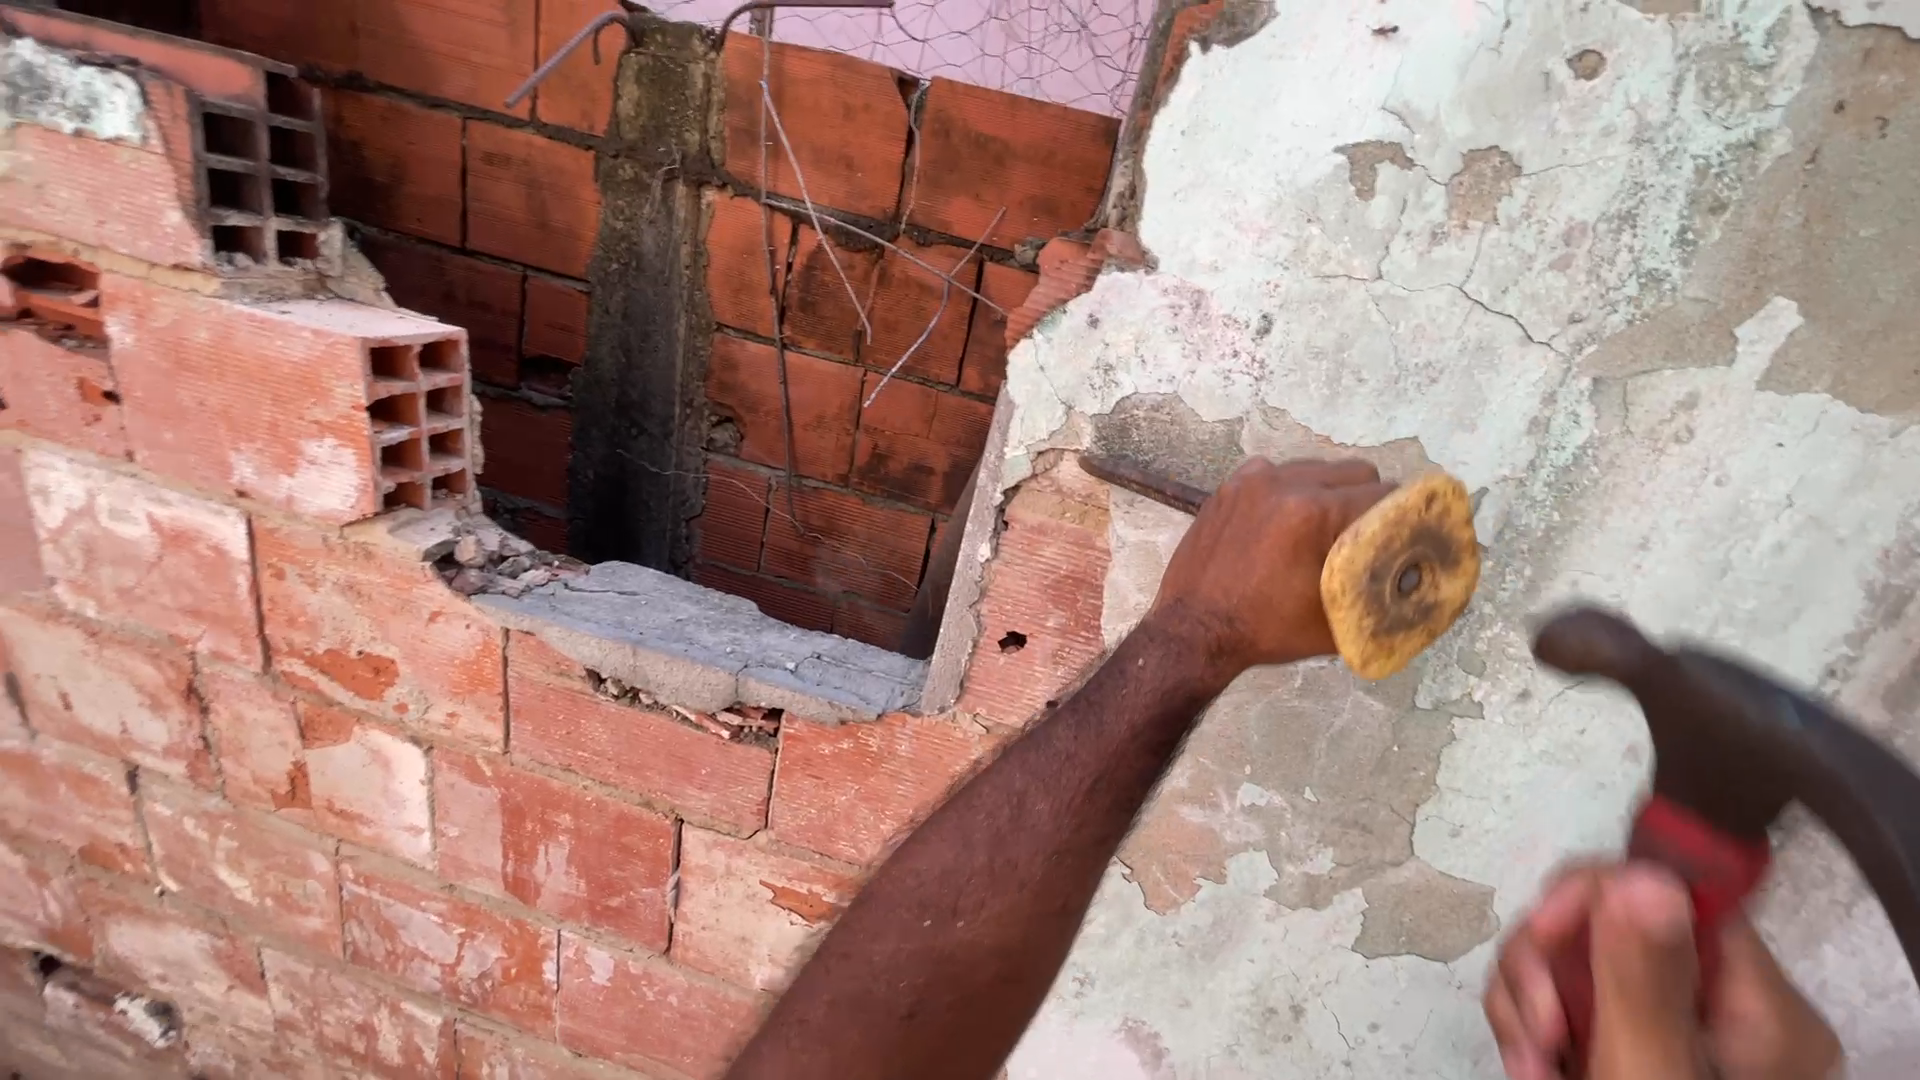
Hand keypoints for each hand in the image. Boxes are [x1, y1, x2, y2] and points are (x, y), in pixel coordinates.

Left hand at [1147, 457, 1391, 675]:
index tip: (1408, 533)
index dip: (1405, 515)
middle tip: (1368, 534)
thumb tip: (1422, 578)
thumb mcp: (1336, 618)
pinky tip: (1289, 520)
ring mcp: (1249, 481)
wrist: (1192, 628)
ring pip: (1315, 468)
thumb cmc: (1265, 630)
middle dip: (1369, 501)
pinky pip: (1278, 473)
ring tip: (1326, 529)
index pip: (1384, 495)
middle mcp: (1281, 483)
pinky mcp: (1228, 487)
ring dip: (1330, 492)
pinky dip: (1292, 490)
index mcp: (1310, 512)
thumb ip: (1382, 591)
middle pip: (1354, 472)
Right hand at [1486, 862, 1841, 1079]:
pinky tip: (1529, 1062)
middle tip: (1536, 1024)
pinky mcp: (1614, 1030)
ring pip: (1560, 950)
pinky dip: (1523, 1018)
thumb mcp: (1648, 1070)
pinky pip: (1548, 985)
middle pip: (1600, 917)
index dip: (1593, 895)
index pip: (1671, 891)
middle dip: (1540, 963)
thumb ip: (1642, 975)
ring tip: (1529, 1062)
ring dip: (1522, 999)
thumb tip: (1643, 871)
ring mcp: (1660, 1016)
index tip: (1542, 934)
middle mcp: (1713, 1000)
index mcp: (1754, 1004)